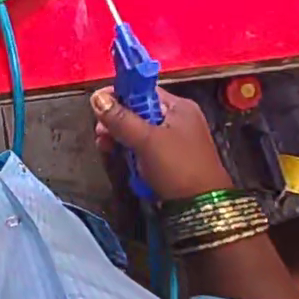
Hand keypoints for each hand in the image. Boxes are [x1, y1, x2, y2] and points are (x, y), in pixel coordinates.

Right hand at [90, 86, 232, 199]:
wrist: (202, 208)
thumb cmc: (178, 168)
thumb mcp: (146, 140)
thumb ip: (120, 118)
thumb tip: (96, 97)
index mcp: (178, 107)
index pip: (142, 89)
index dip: (119, 94)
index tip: (98, 105)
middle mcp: (176, 119)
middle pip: (136, 110)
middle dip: (115, 120)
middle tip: (101, 133)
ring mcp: (172, 139)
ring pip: (136, 129)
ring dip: (119, 137)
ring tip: (107, 147)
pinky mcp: (167, 157)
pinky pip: (141, 146)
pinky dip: (128, 150)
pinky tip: (119, 157)